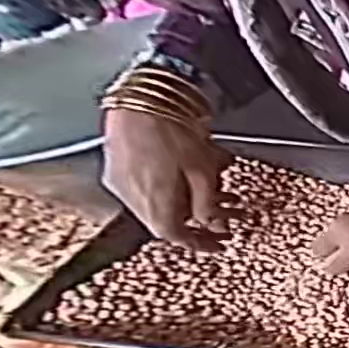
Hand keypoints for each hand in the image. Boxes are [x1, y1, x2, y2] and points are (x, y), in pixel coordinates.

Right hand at [101, 107, 233, 249]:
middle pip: (165, 223)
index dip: (198, 243)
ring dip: (193, 209)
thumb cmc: (175, 135)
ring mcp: (120, 181)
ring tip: (226, 202)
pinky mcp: (119, 168)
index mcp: (151, 198)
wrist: (143, 103)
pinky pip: (149, 192)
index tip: (220, 245)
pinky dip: (177, 195)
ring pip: (159, 208)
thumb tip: (213, 226)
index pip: (172, 234)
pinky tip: (200, 186)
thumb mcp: (204, 174)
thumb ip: (207, 204)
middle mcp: (129, 194)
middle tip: (229, 224)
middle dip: (201, 226)